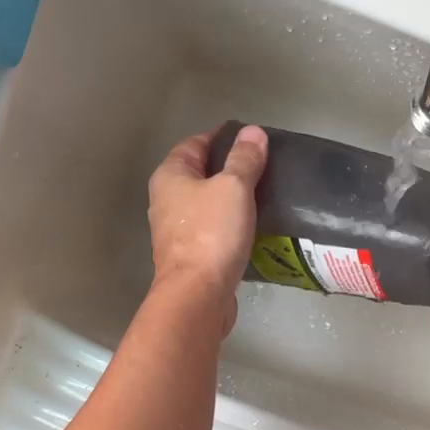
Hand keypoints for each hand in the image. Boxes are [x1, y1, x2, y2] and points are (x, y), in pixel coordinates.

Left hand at [147, 125, 268, 333]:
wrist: (198, 296)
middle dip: (228, 171)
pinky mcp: (190, 259)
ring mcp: (176, 233)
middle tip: (263, 170)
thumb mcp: (233, 188)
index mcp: (170, 176)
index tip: (252, 141)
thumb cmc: (211, 235)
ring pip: (206, 206)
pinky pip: (212, 233)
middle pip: (200, 175)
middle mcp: (166, 201)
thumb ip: (244, 159)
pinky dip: (229, 228)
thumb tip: (253, 133)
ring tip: (262, 199)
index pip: (197, 143)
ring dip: (230, 202)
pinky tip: (251, 230)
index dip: (223, 138)